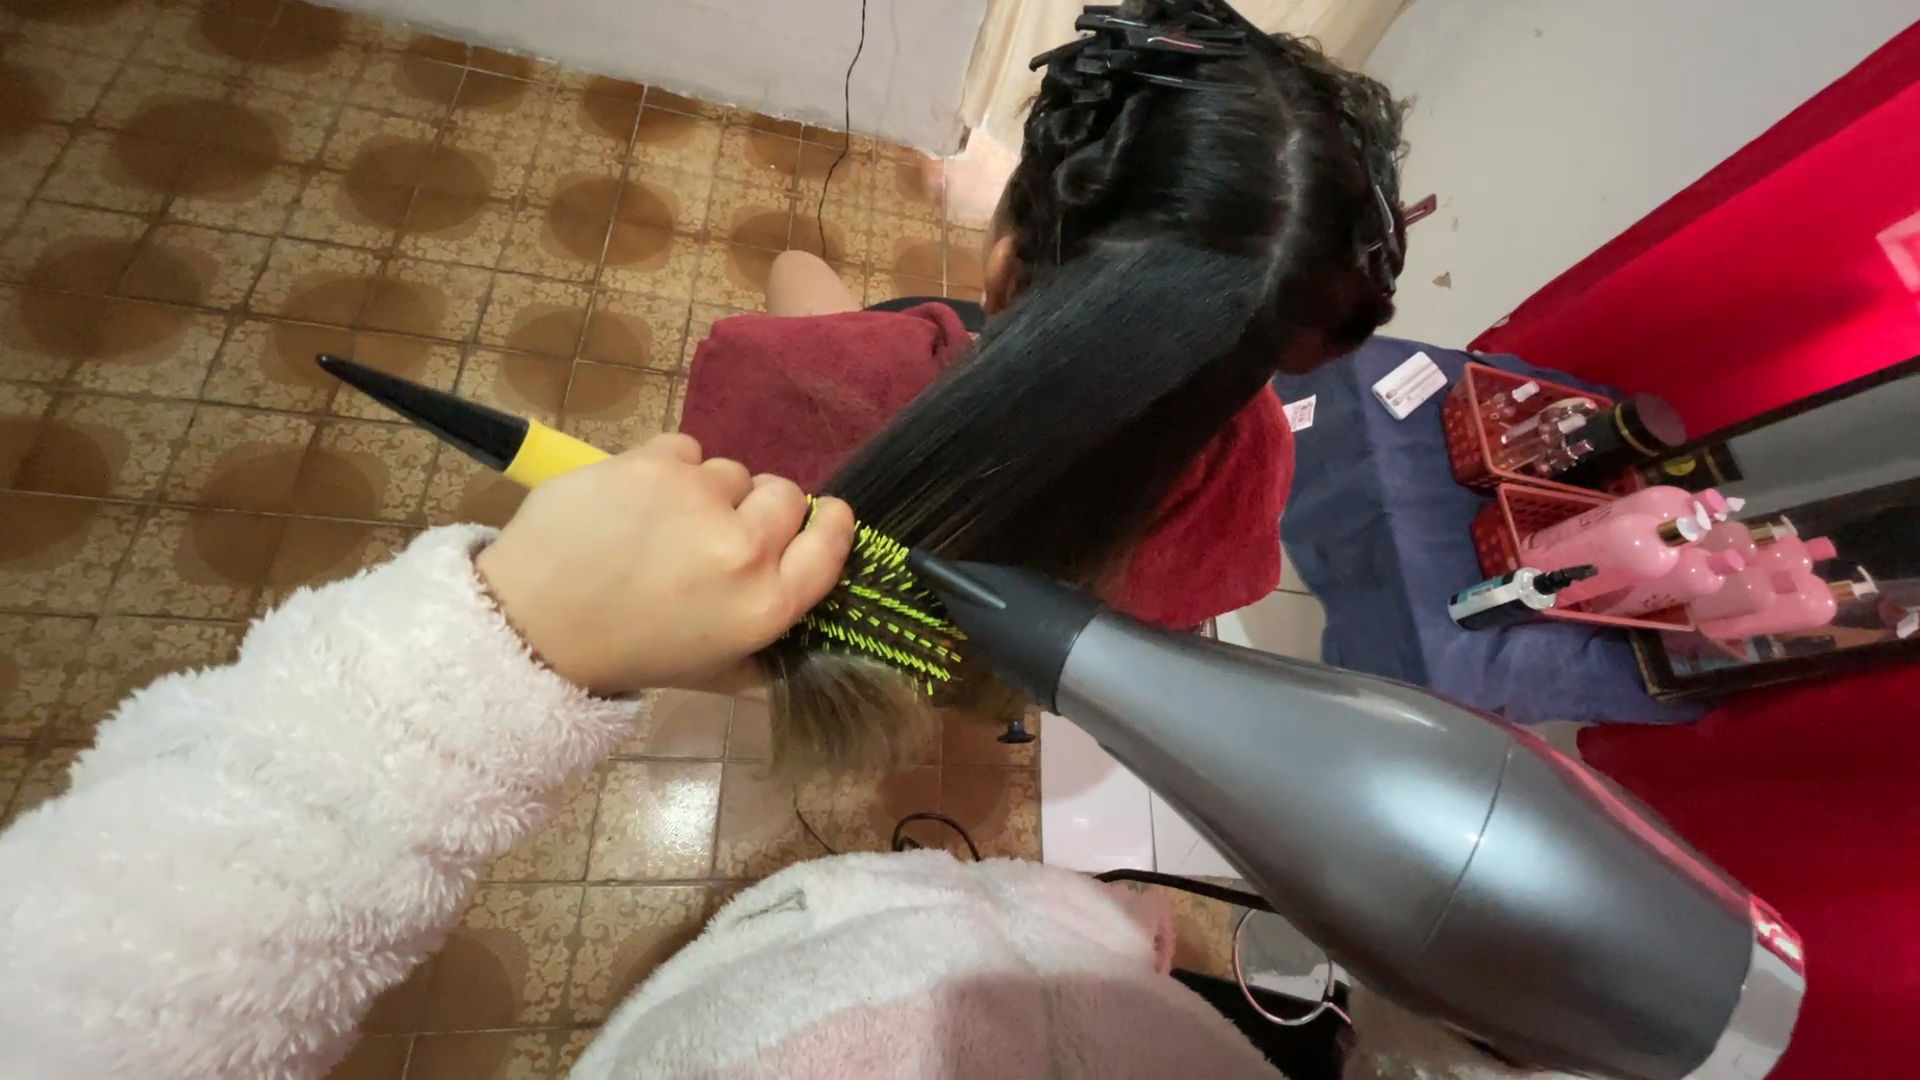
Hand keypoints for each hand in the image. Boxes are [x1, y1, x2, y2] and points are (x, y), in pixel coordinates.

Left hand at [474, 434, 854, 695]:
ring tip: (669, 521)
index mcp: (767, 603)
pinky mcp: (651, 465)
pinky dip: (671, 469)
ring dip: (712, 491)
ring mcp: (697, 499)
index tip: (819, 516)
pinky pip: (687, 450)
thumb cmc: (637, 652)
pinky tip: (642, 500)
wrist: (536, 626)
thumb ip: (775, 648)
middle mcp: (743, 548)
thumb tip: (816, 619)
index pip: (832, 539)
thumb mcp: (720, 671)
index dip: (831, 520)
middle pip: (786, 494)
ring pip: (732, 471)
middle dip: (762, 507)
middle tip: (723, 530)